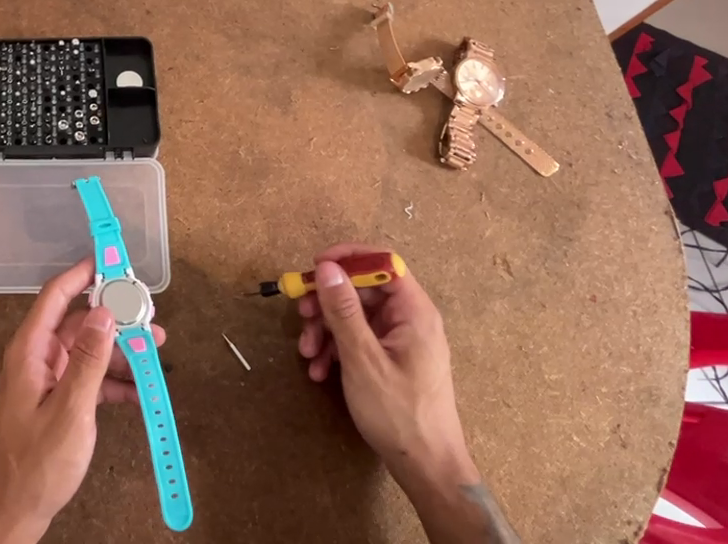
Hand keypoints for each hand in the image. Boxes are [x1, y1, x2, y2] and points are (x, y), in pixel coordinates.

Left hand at [0, 259, 166, 543]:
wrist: (16, 510)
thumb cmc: (37, 462)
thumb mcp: (71, 410)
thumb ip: (89, 360)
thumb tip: (104, 312)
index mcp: (30, 350)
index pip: (55, 296)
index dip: (81, 275)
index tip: (109, 261)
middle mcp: (37, 357)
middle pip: (78, 323)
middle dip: (114, 319)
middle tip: (149, 318)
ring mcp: (47, 379)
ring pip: (87, 351)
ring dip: (119, 352)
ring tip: (154, 354)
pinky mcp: (57, 400)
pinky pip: (88, 378)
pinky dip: (112, 382)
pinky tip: (139, 392)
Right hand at [296, 245, 472, 487]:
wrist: (426, 469)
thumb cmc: (399, 412)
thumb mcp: (362, 358)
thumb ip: (343, 309)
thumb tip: (326, 266)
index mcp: (414, 312)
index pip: (383, 262)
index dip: (348, 258)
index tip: (315, 267)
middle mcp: (410, 320)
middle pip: (363, 290)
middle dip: (327, 301)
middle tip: (301, 314)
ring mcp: (400, 341)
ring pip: (355, 316)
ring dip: (326, 329)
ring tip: (307, 353)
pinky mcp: (391, 360)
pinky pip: (359, 339)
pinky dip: (336, 349)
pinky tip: (320, 371)